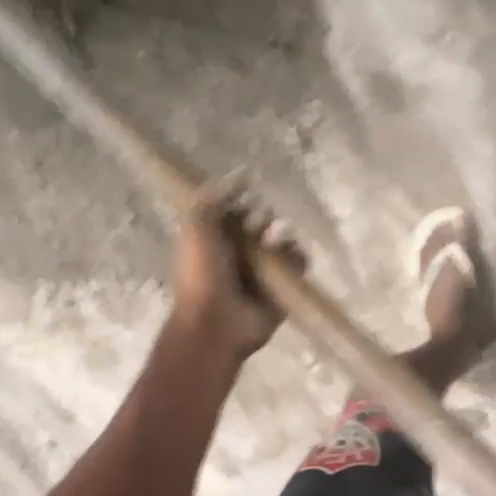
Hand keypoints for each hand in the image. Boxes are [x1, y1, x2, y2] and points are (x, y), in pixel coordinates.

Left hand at [167, 187, 307, 359]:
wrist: (215, 323)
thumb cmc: (201, 273)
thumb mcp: (196, 225)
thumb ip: (215, 196)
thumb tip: (244, 173)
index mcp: (215, 239)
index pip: (235, 211)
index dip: (241, 201)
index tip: (245, 197)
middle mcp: (240, 254)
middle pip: (261, 224)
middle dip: (264, 217)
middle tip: (260, 225)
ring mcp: (262, 273)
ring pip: (282, 243)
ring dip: (283, 234)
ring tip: (275, 240)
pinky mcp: (281, 291)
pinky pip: (297, 267)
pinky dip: (299, 258)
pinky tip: (292, 255)